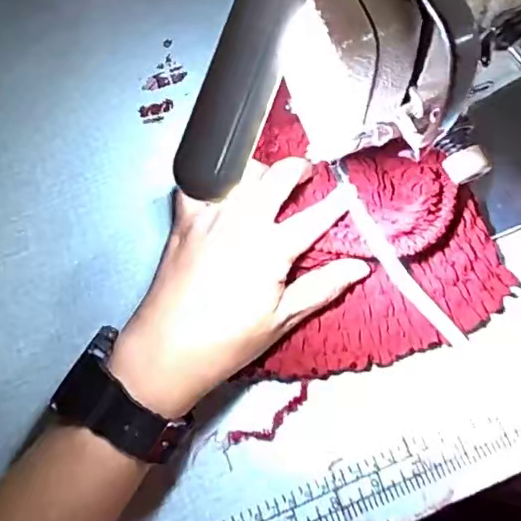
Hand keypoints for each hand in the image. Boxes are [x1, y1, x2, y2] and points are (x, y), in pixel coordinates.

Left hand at [109, 157, 369, 418]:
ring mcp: (210, 217)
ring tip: (268, 178)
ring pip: (240, 171)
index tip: (347, 194)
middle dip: (298, 168)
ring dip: (260, 169)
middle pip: (277, 176)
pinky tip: (223, 190)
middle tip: (307, 172)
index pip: (314, 216)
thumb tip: (358, 268)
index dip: (336, 203)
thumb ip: (322, 287)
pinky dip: (214, 179)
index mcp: (270, 249)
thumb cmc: (222, 343)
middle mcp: (241, 223)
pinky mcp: (184, 221)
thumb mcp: (281, 319)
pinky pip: (199, 183)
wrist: (162, 352)